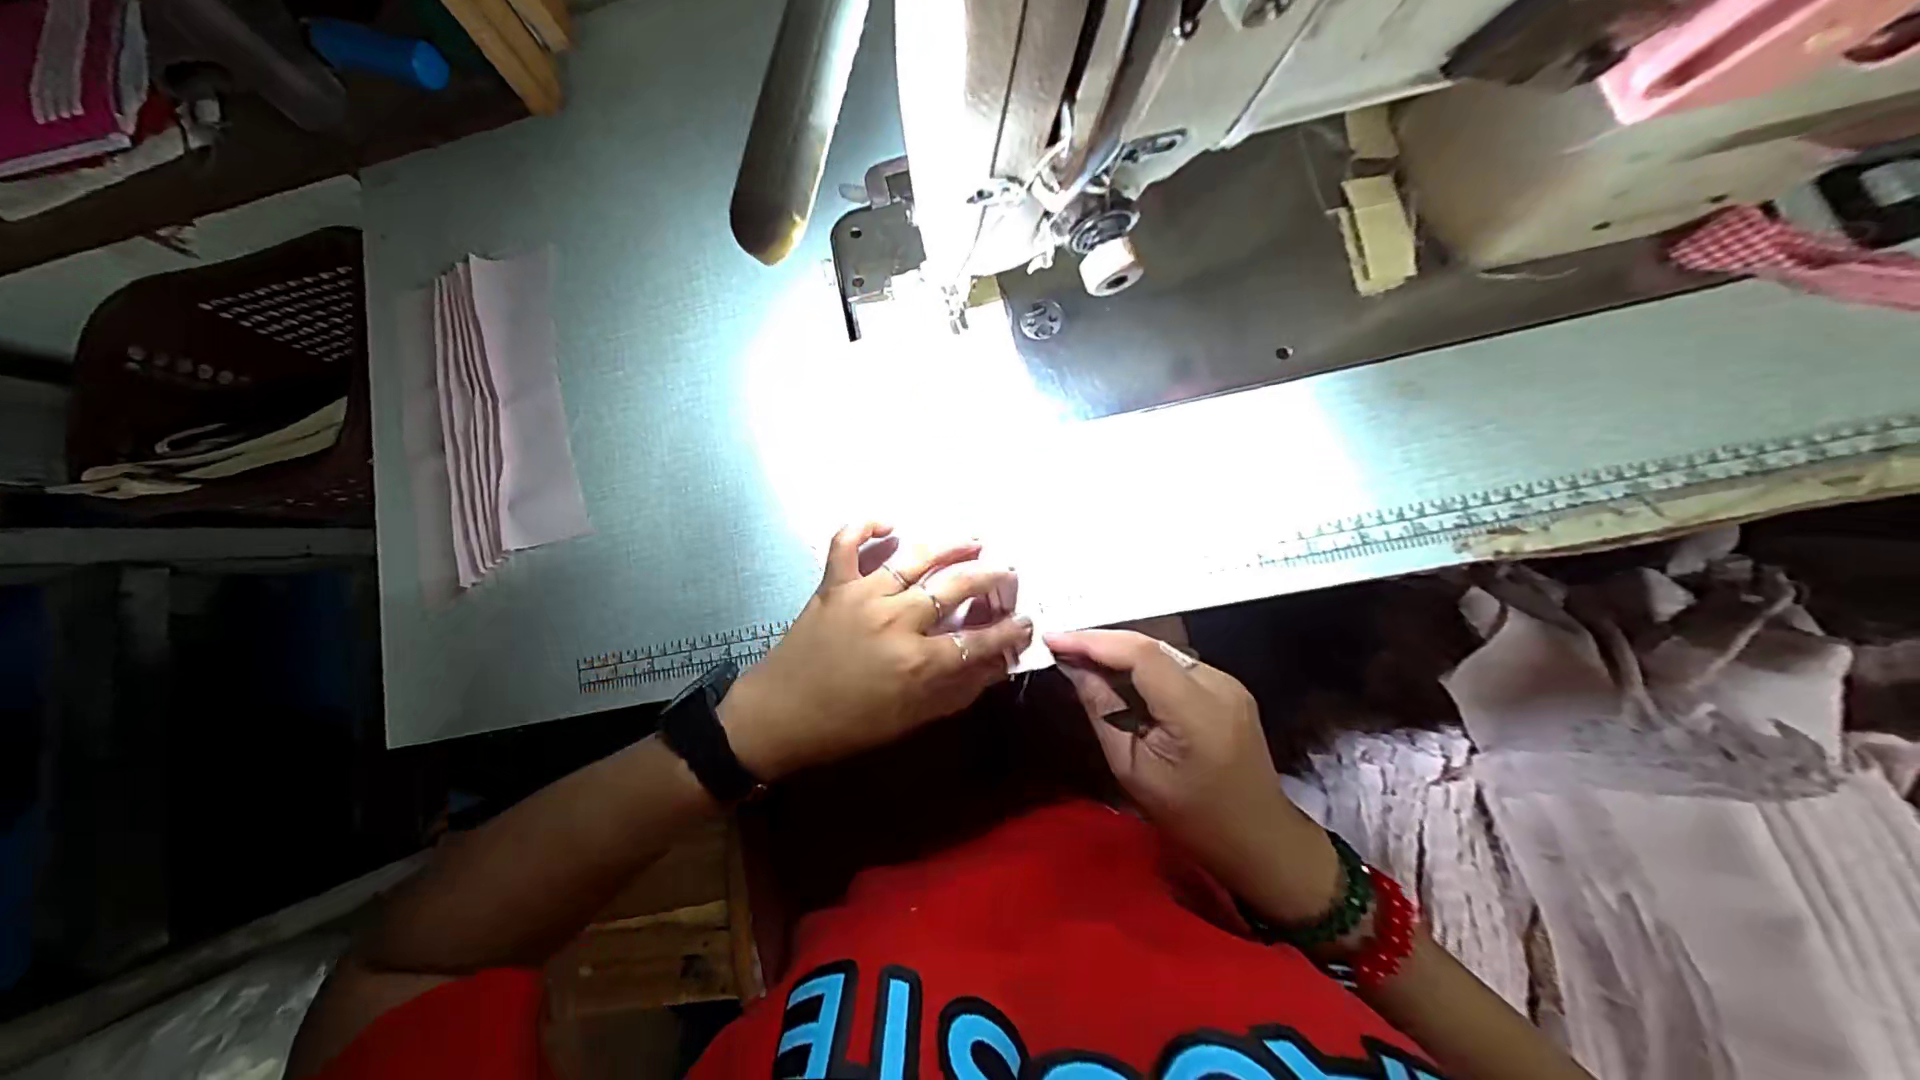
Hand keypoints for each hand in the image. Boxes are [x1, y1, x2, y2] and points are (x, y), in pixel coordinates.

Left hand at [719, 523, 1033, 780]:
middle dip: (990, 577)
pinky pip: (847, 543)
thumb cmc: (848, 726)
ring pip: (915, 558)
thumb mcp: (910, 719)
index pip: (979, 640)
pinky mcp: (833, 585)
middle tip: (1007, 572)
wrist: (779, 716)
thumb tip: (995, 667)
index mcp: (918, 662)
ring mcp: (863, 595)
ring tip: (972, 540)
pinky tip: (889, 523)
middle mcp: (896, 620)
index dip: (1010, 631)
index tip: (1026, 621)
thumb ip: (956, 691)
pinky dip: (865, 526)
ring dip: (949, 546)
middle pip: (956, 587)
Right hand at [1046, 629, 1341, 924]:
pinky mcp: (1228, 688)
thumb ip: (1103, 712)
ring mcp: (1228, 683)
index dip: (1093, 641)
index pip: (1141, 654)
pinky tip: (1120, 679)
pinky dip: (1142, 667)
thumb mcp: (1133, 771)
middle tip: (1061, 650)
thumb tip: (1075, 668)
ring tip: (1082, 662)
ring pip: (1161, 653)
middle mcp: (1218, 684)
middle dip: (1102, 644)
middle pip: (1150, 647)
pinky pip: (1175, 666)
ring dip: (1120, 654)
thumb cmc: (1191, 817)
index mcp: (1197, 711)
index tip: (1054, 640)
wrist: (1258, 838)